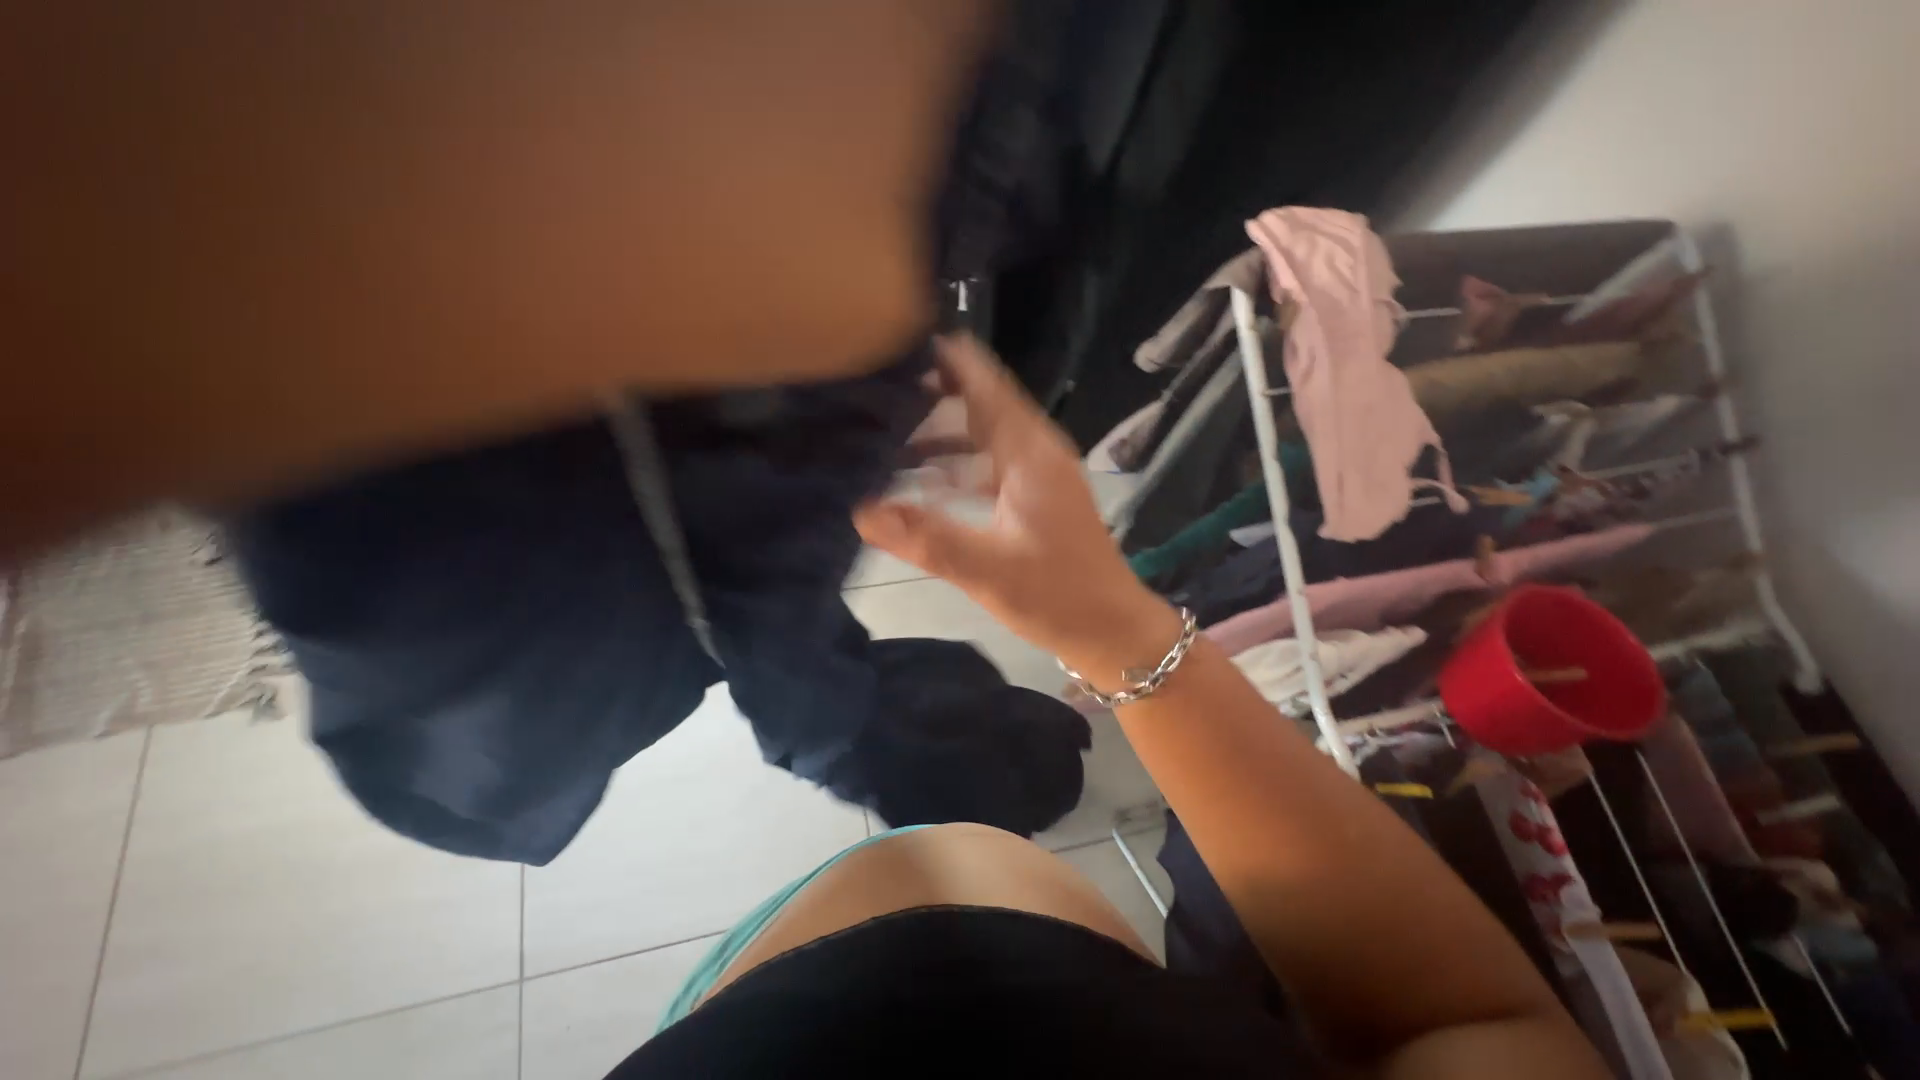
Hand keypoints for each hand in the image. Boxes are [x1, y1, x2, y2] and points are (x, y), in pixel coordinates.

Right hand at [854, 336, 1176, 671]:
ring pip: (979, 436)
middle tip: (870, 390)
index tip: (895, 342)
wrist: (1112, 632)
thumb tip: (861, 510)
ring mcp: (1036, 475)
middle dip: (929, 394)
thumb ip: (927, 538)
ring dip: (936, 434)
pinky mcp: (1033, 499)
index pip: (984, 384)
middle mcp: (1035, 452)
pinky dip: (952, 466)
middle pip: (977, 404)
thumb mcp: (989, 570)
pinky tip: (915, 481)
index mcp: (1030, 454)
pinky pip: (985, 466)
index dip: (945, 359)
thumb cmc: (1058, 596)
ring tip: (880, 432)